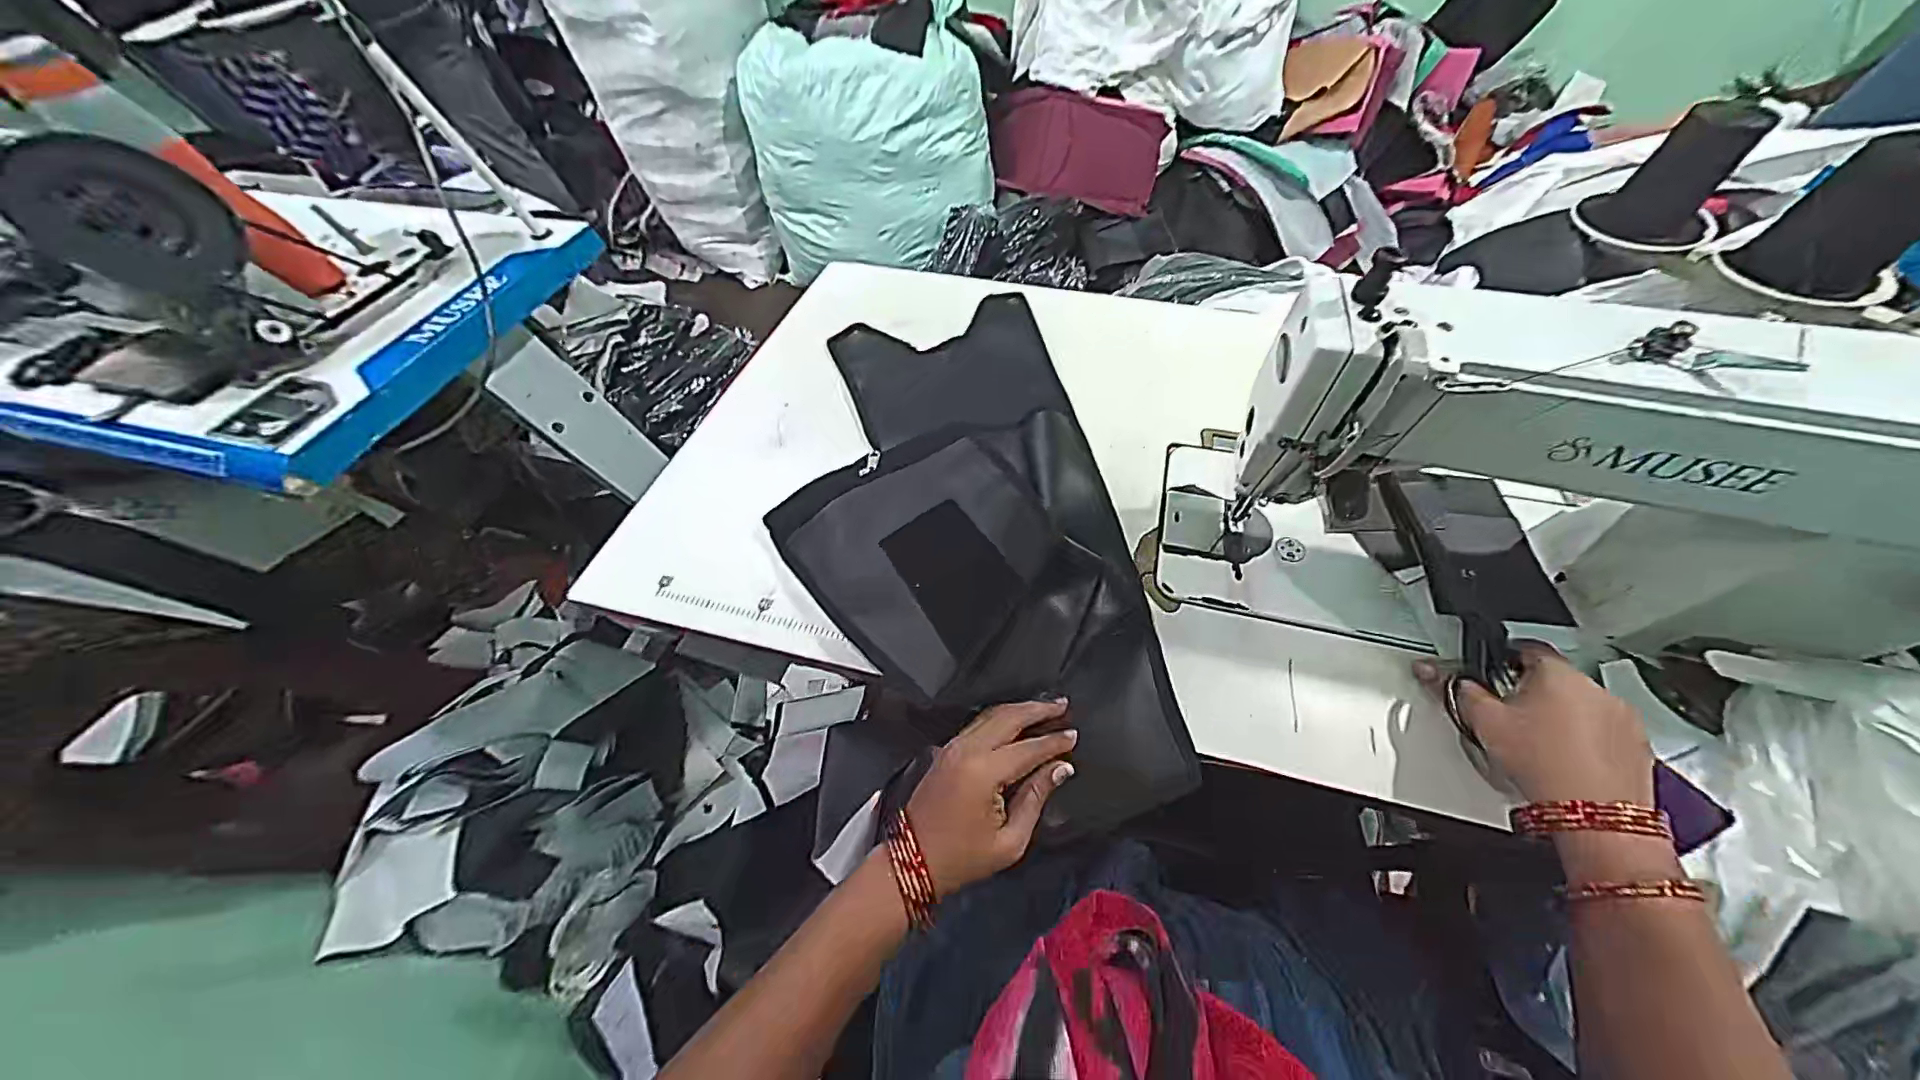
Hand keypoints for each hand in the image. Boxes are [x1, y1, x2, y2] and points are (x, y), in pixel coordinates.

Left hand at [904, 700, 1076, 896]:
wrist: (913, 861)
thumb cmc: (962, 858)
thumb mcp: (1010, 840)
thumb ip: (1035, 797)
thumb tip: (1060, 769)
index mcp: (982, 772)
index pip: (1028, 748)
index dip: (1054, 741)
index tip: (1074, 735)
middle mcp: (966, 750)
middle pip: (1008, 717)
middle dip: (1038, 709)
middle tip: (1062, 705)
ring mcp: (953, 747)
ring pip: (991, 715)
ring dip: (1019, 709)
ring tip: (1045, 708)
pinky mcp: (946, 751)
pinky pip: (978, 724)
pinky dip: (1001, 718)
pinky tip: (1016, 721)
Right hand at [1414, 643, 1654, 806]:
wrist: (1592, 814)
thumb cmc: (1544, 766)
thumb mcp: (1484, 721)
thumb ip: (1460, 691)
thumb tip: (1446, 678)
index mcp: (1557, 673)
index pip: (1526, 648)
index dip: (1503, 660)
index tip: (1493, 676)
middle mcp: (1596, 689)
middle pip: (1553, 677)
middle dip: (1530, 692)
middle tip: (1509, 717)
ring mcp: (1622, 717)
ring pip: (1579, 704)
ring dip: (1560, 715)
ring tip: (1536, 743)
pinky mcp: (1637, 744)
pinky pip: (1603, 729)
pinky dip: (1584, 739)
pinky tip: (1562, 758)